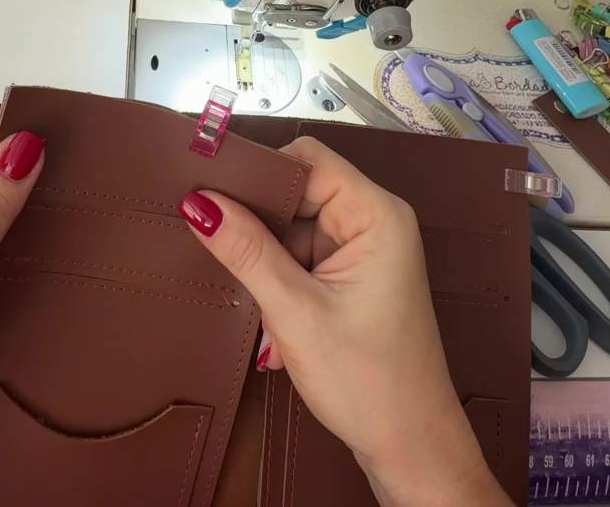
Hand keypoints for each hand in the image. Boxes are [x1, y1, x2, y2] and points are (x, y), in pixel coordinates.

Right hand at [179, 137, 507, 506]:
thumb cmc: (366, 381)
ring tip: (249, 286)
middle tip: (215, 237)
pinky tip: (268, 304)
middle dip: (259, 218)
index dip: (261, 169)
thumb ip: (246, 251)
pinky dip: (279, 272)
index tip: (212, 184)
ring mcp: (363, 247)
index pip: (308, 160)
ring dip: (267, 252)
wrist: (410, 449)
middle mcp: (373, 220)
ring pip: (295, 222)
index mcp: (376, 214)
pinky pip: (303, 250)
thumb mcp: (295, 311)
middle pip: (299, 189)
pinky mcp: (352, 272)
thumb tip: (198, 202)